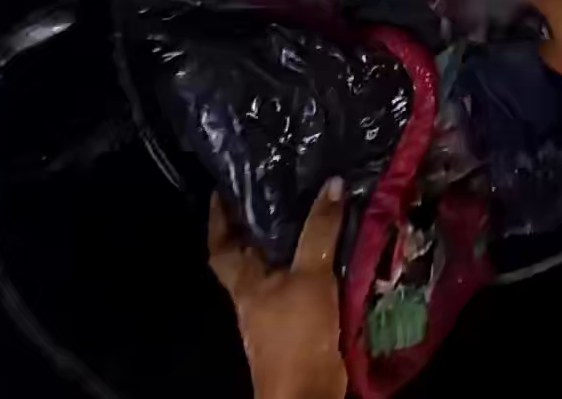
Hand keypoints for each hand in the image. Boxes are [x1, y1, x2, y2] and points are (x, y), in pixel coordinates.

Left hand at [209, 180, 348, 398]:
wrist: (308, 389)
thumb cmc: (295, 332)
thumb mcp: (310, 274)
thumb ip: (321, 230)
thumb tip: (333, 182)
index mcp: (245, 286)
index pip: (221, 249)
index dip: (218, 221)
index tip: (222, 191)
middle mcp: (257, 294)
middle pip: (253, 254)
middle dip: (264, 224)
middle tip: (284, 186)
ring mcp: (280, 306)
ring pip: (285, 262)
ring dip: (299, 237)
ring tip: (320, 202)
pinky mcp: (306, 315)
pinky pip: (311, 274)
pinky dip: (323, 255)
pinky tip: (343, 239)